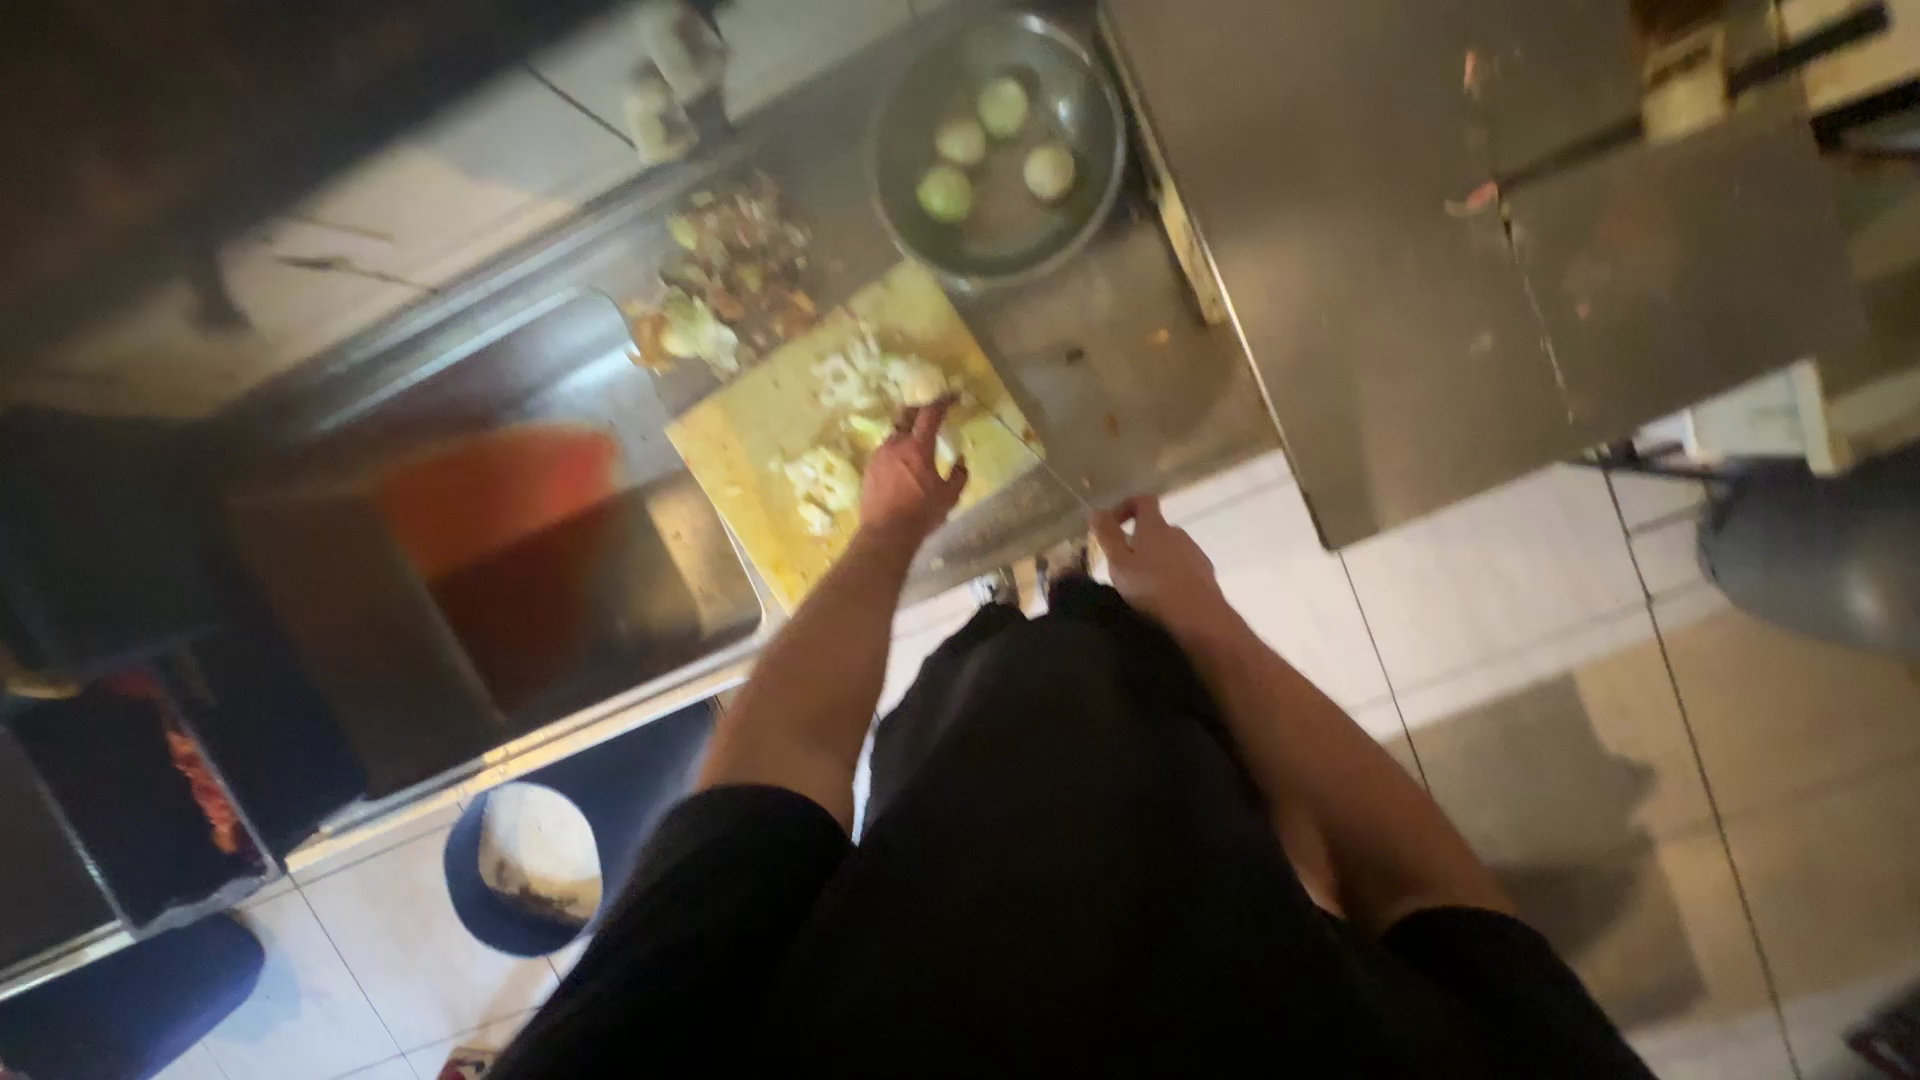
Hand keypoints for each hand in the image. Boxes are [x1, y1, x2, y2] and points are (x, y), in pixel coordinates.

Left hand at [859, 394, 968, 545]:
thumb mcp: (949, 497)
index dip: (943, 401)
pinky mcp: (869, 468)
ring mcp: (879, 455)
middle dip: (921, 410)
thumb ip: (959, 475)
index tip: (953, 397)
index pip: (930, 413)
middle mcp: (895, 444)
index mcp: (918, 447)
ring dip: (907, 432)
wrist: (886, 533)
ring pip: (895, 434)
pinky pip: (885, 451)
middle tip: (932, 414)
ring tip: (916, 443)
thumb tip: (961, 461)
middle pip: (907, 415)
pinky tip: (902, 464)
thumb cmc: (922, 514)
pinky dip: (896, 450)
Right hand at [1091, 496, 1243, 643]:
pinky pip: (1183, 566)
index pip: (1143, 500)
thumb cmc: (1152, 587)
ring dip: (1155, 559)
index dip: (1126, 506)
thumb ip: (1107, 535)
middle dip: (1139, 541)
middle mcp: (1177, 533)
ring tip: (1144, 586)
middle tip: (1124, 567)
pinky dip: (1172, 574)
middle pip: (1156, 528)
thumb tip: (1096, 510)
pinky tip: (1165, 596)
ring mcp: (1194, 552)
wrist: (1199, 616)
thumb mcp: (1119, 563)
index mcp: (1154, 527)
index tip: (1114, 526)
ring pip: (1169, 549)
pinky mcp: (1205, 572)